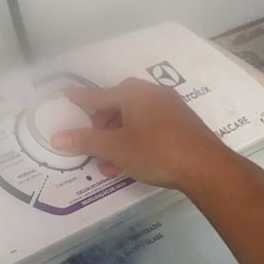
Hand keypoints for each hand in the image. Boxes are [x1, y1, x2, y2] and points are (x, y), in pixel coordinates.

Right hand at [49, 78, 244, 190]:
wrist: (206, 168)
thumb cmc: (155, 152)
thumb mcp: (114, 148)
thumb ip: (85, 141)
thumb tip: (57, 137)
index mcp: (135, 95)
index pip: (100, 95)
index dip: (82, 98)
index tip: (67, 95)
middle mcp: (154, 95)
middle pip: (119, 103)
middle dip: (103, 122)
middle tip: (95, 140)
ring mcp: (171, 109)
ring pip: (135, 117)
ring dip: (117, 137)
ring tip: (109, 163)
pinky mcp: (182, 125)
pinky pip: (150, 126)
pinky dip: (135, 139)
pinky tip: (130, 162)